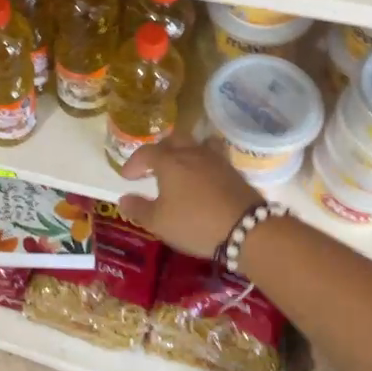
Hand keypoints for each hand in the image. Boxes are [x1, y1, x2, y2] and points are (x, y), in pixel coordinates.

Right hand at [117, 132, 265, 256]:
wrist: (247, 230)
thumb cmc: (195, 223)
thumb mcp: (159, 222)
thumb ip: (138, 209)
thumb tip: (124, 199)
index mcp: (169, 162)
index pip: (145, 153)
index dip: (133, 163)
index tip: (127, 177)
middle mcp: (191, 153)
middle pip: (172, 140)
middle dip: (158, 151)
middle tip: (152, 167)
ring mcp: (215, 159)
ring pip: (195, 145)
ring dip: (182, 152)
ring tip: (178, 168)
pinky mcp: (232, 170)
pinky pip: (212, 156)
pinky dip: (202, 161)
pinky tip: (202, 176)